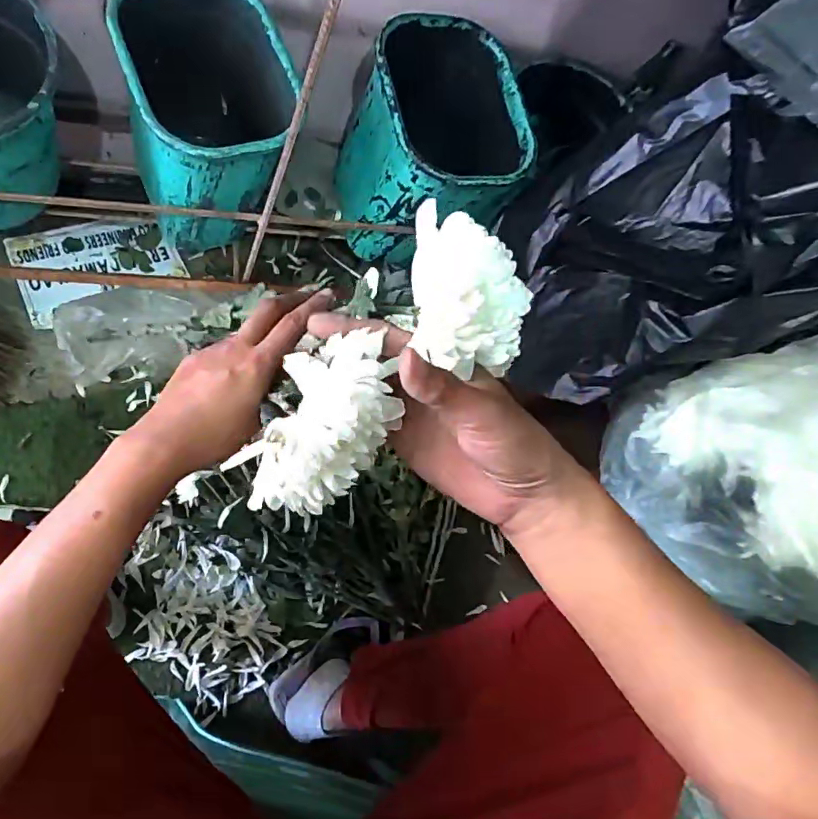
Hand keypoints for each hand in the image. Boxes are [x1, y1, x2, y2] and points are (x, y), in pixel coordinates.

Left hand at [129, 290, 331, 477]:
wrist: (162, 440)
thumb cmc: (212, 440)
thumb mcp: (253, 424)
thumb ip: (265, 396)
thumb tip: (269, 384)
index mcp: (255, 365)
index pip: (290, 326)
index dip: (311, 307)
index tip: (327, 293)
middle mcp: (234, 349)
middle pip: (267, 310)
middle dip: (291, 298)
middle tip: (309, 294)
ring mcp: (210, 351)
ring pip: (243, 332)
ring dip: (261, 331)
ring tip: (269, 348)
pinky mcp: (193, 360)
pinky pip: (222, 350)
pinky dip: (236, 353)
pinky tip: (231, 375)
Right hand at [307, 312, 595, 537]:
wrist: (524, 496)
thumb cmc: (513, 445)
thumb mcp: (481, 413)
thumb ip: (442, 387)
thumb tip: (403, 356)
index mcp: (442, 363)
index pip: (390, 339)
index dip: (354, 330)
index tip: (317, 322)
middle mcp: (419, 382)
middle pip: (370, 361)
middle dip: (335, 352)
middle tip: (293, 348)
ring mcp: (408, 411)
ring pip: (365, 390)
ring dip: (334, 383)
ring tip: (295, 376)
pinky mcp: (401, 440)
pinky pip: (368, 423)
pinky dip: (345, 418)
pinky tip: (318, 415)